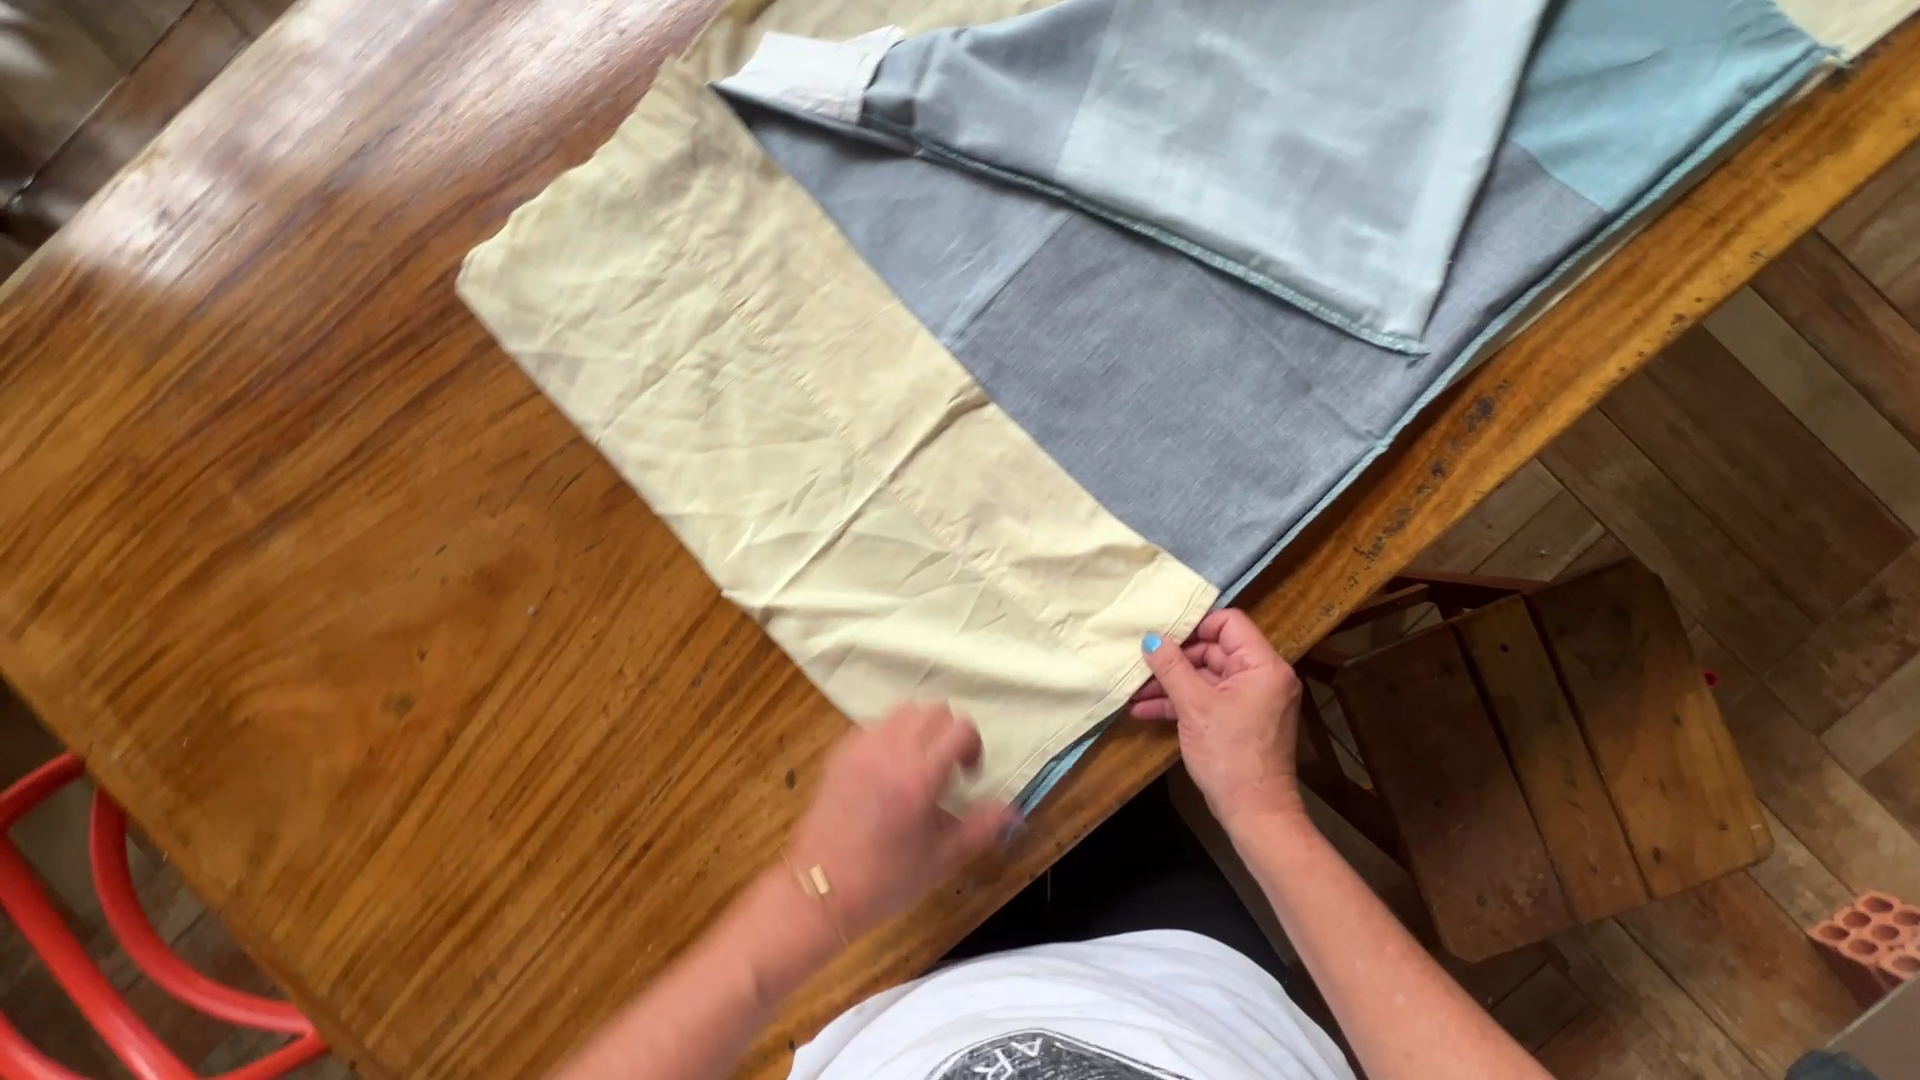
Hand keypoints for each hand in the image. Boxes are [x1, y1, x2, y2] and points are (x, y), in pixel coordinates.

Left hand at [785, 704, 1019, 939]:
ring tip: (920, 765)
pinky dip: (892, 735)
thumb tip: (1014, 810)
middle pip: (934, 710)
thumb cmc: (885, 880)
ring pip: (903, 711)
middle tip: (950, 767)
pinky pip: (875, 725)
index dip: (974, 747)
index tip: (969, 775)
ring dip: (921, 729)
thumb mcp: (942, 859)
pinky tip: (890, 770)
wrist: (821, 890)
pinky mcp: (839, 753)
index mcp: (919, 774)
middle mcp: (890, 749)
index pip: (960, 728)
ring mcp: (861, 747)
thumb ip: (982, 827)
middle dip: (950, 732)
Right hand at [1131, 609, 1304, 826]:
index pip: (1230, 623)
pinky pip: (1208, 699)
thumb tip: (1150, 638)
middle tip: (1141, 664)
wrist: (1253, 812)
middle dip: (1175, 659)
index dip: (1196, 625)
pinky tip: (1145, 709)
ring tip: (1134, 690)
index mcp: (1263, 666)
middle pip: (1214, 650)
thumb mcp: (1194, 706)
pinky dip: (1181, 702)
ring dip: (1171, 683)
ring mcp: (1251, 699)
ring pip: (1205, 677)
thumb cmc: (1230, 755)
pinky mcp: (1239, 719)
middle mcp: (1262, 677)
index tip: (1164, 636)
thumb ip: (1171, 667)